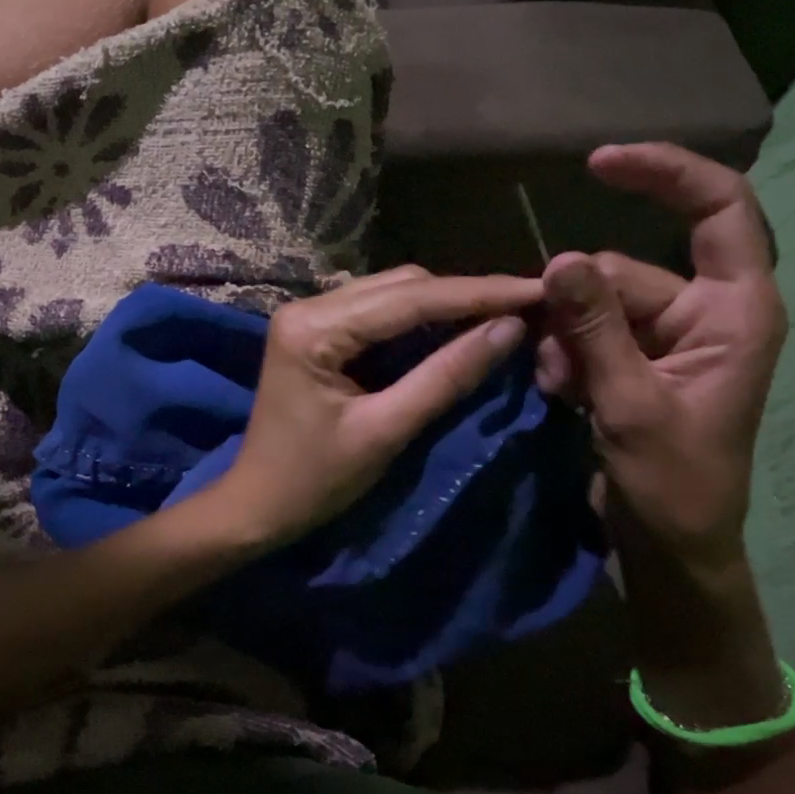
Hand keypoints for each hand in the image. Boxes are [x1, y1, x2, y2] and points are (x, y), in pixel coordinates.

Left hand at [213, 267, 543, 544]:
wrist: (257, 508)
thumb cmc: (313, 481)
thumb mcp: (385, 431)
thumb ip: (445, 377)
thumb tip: (510, 329)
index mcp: (314, 328)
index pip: (410, 298)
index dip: (478, 293)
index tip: (538, 290)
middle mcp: (308, 307)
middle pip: (401, 285)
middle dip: (465, 294)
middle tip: (528, 305)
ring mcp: (309, 317)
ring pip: (392, 294)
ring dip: (445, 303)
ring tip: (503, 313)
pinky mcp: (316, 334)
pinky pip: (378, 313)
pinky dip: (419, 320)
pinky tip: (457, 328)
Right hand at [536, 143, 787, 575]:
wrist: (671, 549)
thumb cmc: (676, 485)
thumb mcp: (631, 405)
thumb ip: (596, 331)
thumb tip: (560, 260)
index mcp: (736, 312)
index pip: (720, 209)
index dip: (666, 174)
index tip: (599, 164)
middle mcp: (704, 314)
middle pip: (627, 270)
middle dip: (580, 306)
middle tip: (553, 358)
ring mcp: (665, 341)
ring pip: (595, 305)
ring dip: (566, 340)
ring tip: (559, 390)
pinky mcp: (634, 366)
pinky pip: (586, 336)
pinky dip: (565, 358)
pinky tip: (559, 395)